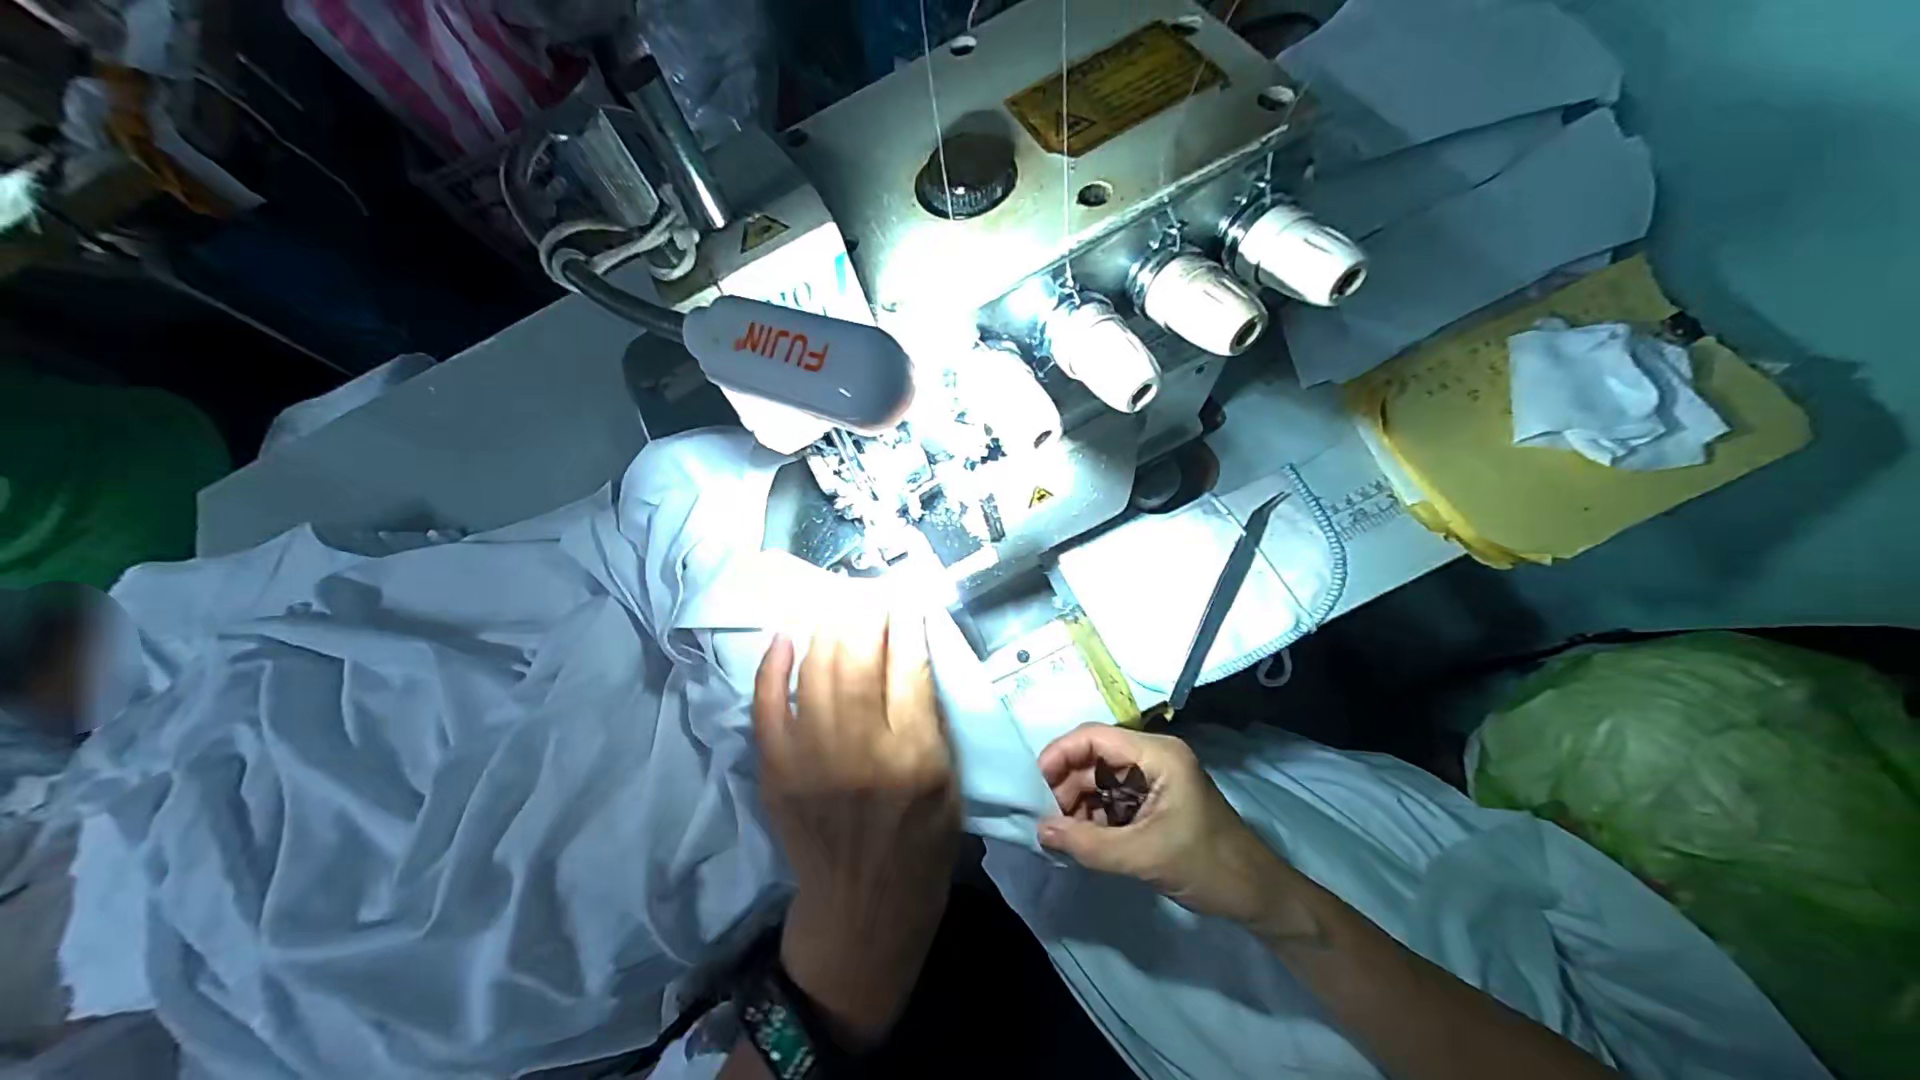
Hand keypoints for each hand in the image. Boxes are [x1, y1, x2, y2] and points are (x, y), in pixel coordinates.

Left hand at [753, 609, 959, 1046]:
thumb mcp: (949, 782)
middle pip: (858, 663)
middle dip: (865, 619)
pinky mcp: (776, 771)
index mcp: (915, 759)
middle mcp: (862, 753)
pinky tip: (786, 637)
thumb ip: (932, 719)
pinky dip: (774, 665)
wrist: (862, 907)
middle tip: (869, 598)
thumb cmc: (920, 844)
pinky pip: (768, 704)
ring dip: (825, 632)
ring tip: (835, 611)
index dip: (907, 628)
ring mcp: (811, 761)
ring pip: (815, 673)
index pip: (910, 671)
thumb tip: (911, 654)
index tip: (906, 604)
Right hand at [1037, 723, 1307, 934]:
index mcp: (1158, 754)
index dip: (1062, 753)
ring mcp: (1154, 778)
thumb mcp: (1144, 856)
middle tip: (1050, 817)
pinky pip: (1112, 797)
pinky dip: (1095, 814)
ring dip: (1079, 802)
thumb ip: (1088, 843)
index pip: (1096, 737)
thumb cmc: (1207, 866)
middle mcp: (1153, 757)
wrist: (1257, 897)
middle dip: (1068, 784)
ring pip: (1100, 778)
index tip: (1037, 783)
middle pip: (1095, 756)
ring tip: (1065, 833)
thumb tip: (1040, 831)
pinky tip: (1084, 837)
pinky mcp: (1153, 800)